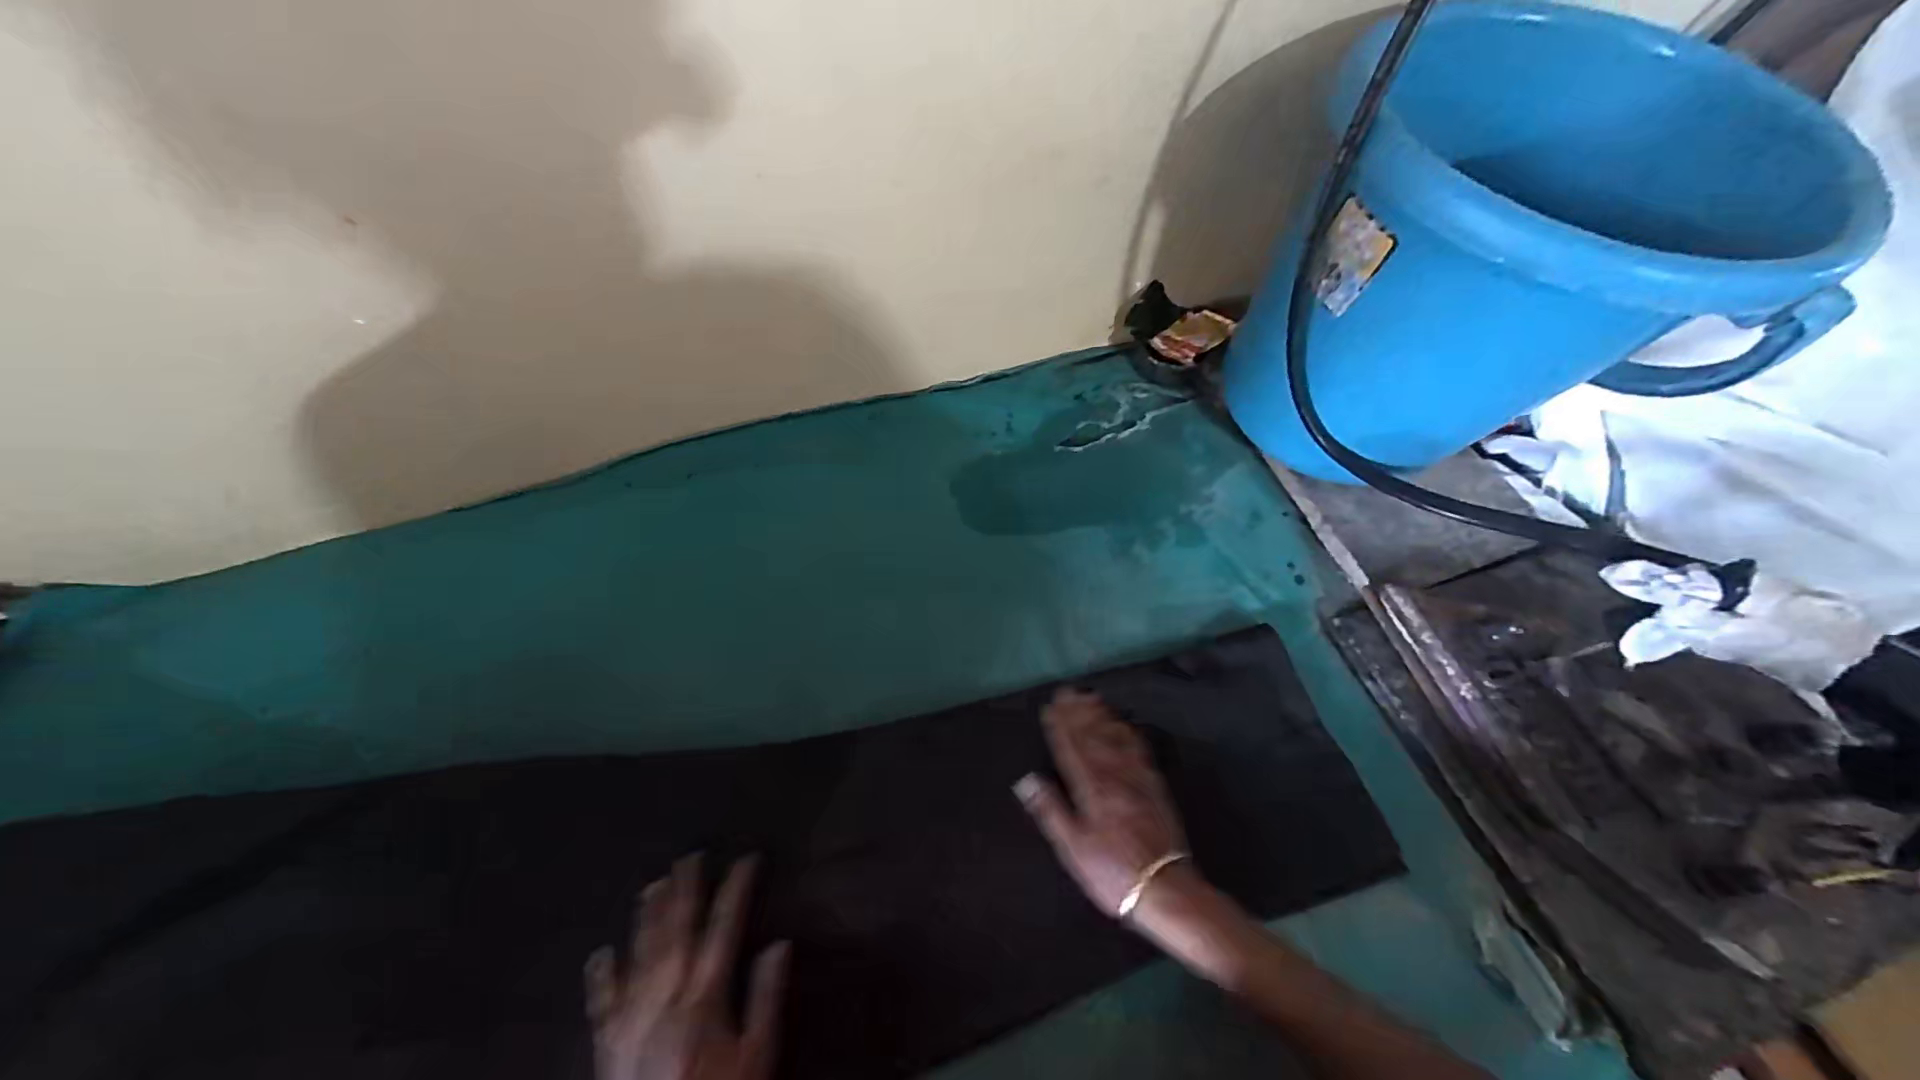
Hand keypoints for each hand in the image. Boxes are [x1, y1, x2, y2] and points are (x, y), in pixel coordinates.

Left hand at [585, 854, 788, 1079]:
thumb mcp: (757, 1057)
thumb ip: (766, 998)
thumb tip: (778, 944)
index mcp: (704, 999)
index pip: (724, 929)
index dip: (735, 891)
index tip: (746, 860)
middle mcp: (665, 999)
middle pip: (677, 932)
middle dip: (685, 890)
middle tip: (690, 856)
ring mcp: (631, 1021)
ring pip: (640, 955)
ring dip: (647, 917)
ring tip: (652, 884)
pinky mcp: (607, 1046)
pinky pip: (602, 1003)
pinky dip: (600, 977)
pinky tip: (600, 954)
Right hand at [1014, 687, 1192, 916]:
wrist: (1165, 888)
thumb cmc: (1112, 872)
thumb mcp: (1073, 849)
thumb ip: (1051, 811)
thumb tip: (1028, 780)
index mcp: (1090, 790)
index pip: (1071, 749)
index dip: (1060, 726)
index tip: (1050, 706)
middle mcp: (1113, 776)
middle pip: (1092, 737)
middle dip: (1078, 713)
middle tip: (1067, 691)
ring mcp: (1136, 778)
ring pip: (1115, 738)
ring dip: (1100, 716)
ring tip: (1089, 697)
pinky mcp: (1155, 786)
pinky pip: (1138, 750)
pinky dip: (1127, 732)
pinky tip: (1122, 723)